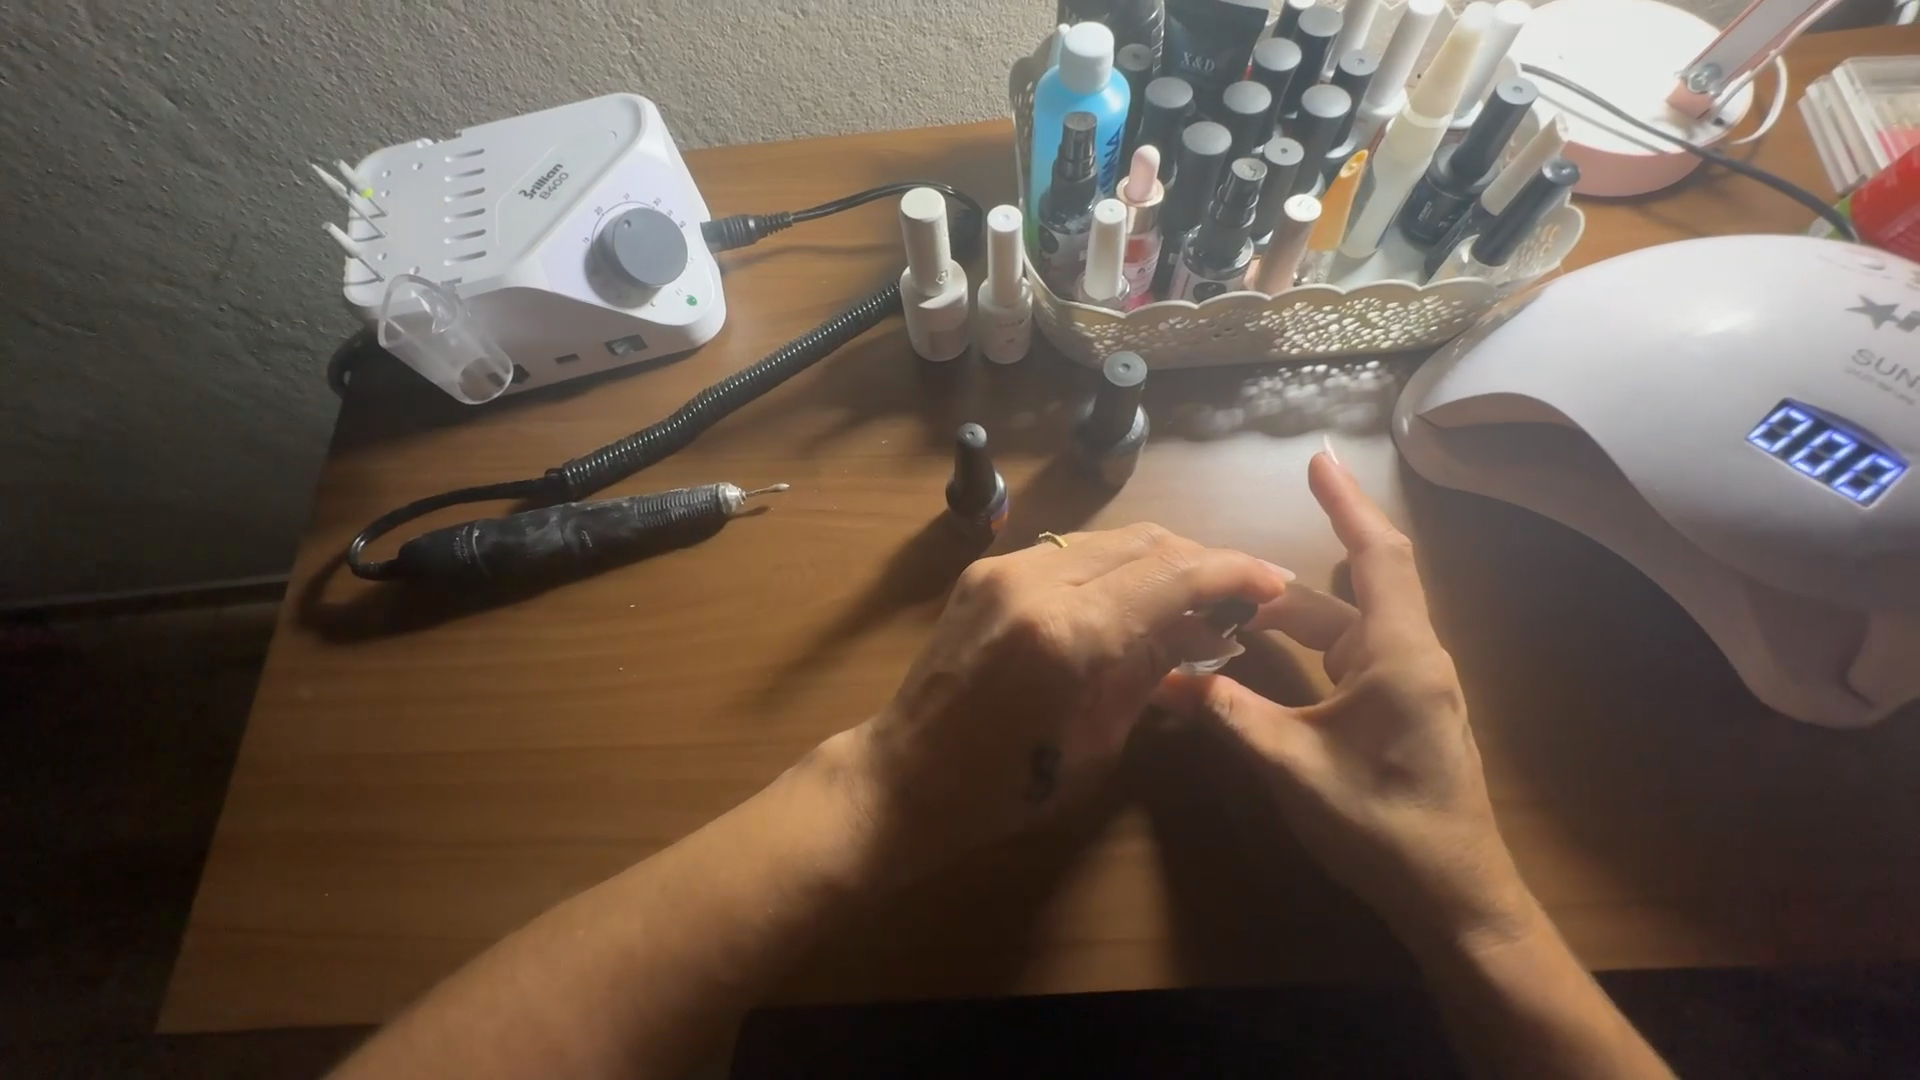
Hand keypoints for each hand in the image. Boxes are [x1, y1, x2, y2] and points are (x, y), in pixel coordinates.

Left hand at [853, 524, 1291, 870]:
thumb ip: (1153, 669)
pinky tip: (1134, 595)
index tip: (1274, 582)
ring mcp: (1003, 568)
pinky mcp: (986, 570)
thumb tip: (1211, 629)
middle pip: (1143, 541)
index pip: (1172, 575)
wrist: (906, 774)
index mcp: (1067, 633)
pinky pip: (1070, 552)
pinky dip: (1114, 565)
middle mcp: (1034, 581)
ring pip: (1107, 539)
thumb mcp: (1098, 738)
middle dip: (1201, 559)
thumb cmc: (1007, 787)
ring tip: (1194, 593)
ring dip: (1159, 558)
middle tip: (1240, 591)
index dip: (1233, 571)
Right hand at [1157, 453, 1534, 951]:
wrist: (1456, 900)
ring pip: (1342, 626)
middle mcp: (1408, 657)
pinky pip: (1346, 653)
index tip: (1317, 459)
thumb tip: (1161, 679)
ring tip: (1226, 609)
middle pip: (1345, 592)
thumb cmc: (1383, 826)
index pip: (1376, 556)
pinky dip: (1302, 642)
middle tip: (1217, 571)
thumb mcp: (1292, 766)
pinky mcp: (1397, 708)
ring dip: (1287, 614)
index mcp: (1398, 656)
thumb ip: (1226, 714)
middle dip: (1280, 579)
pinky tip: (1265, 650)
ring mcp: (1406, 684)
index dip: (1345, 503)